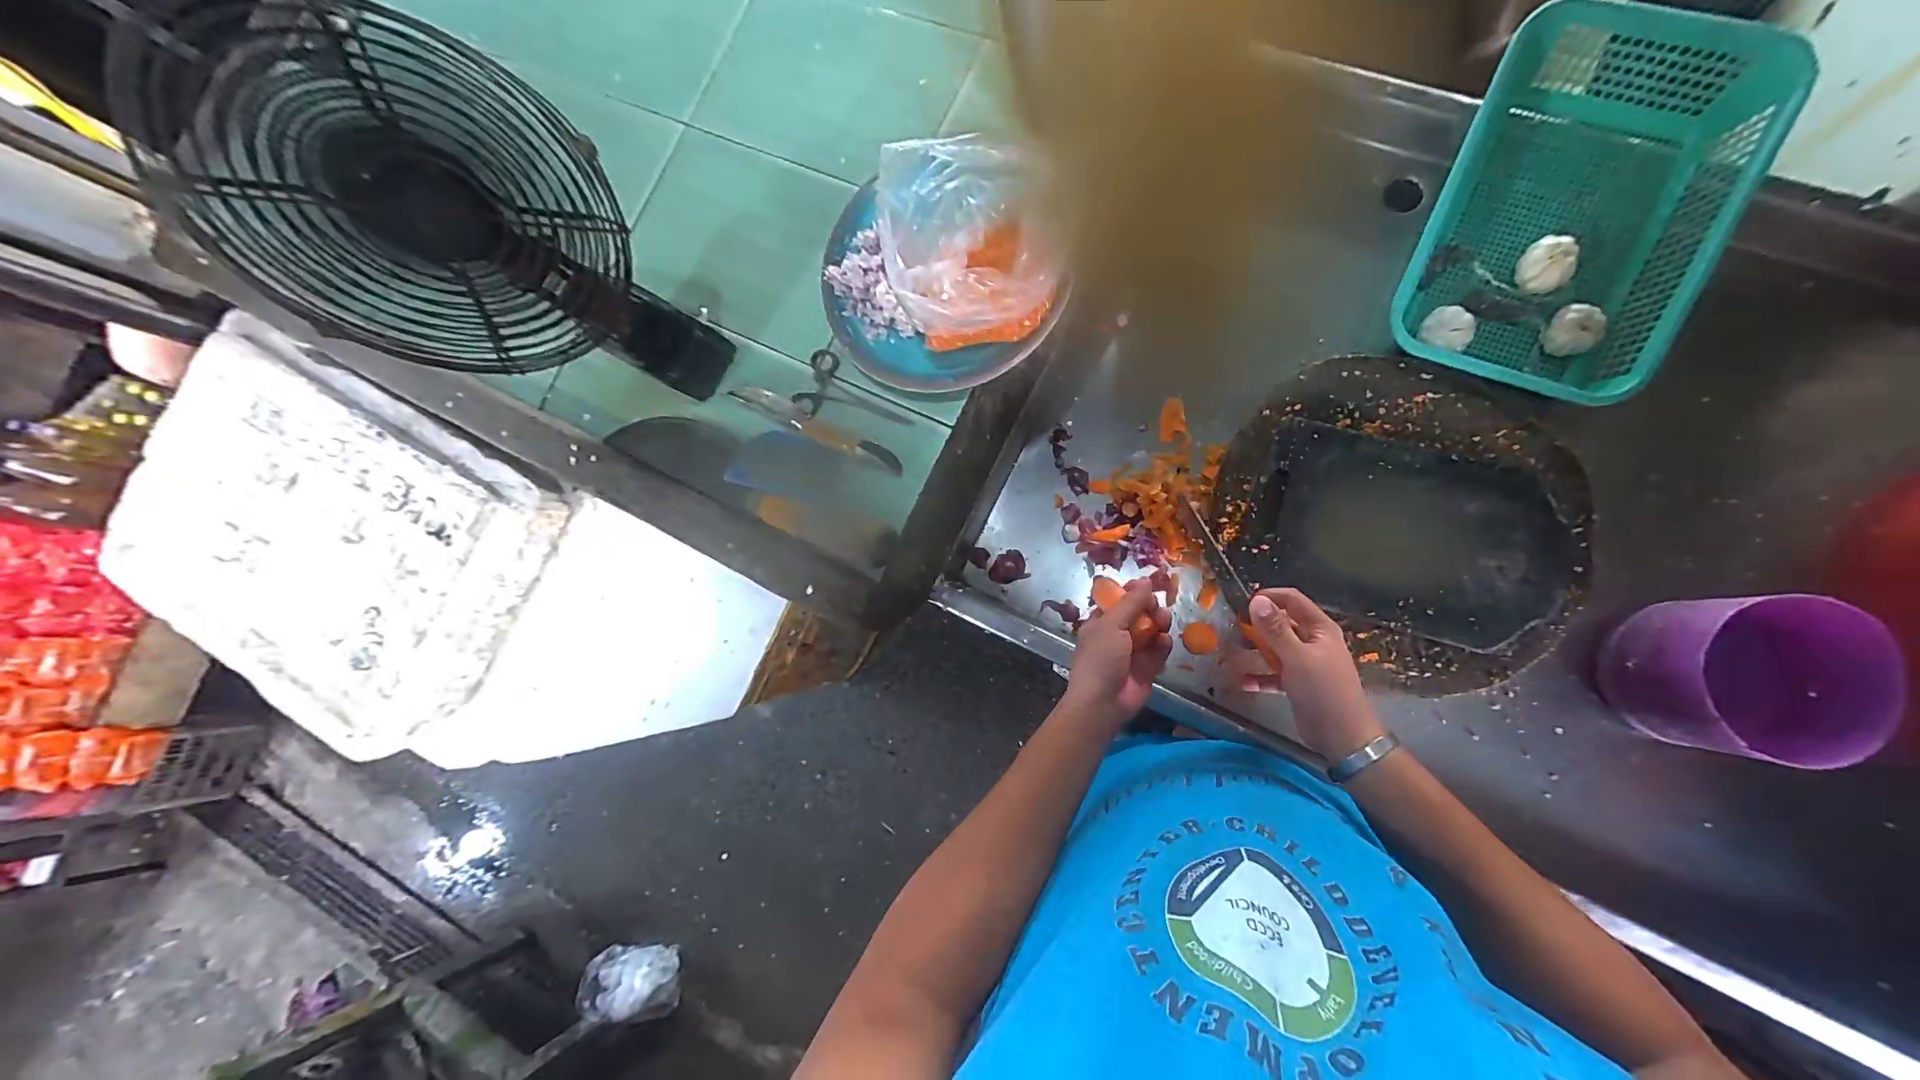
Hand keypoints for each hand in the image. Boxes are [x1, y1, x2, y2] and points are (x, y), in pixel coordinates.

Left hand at [1064, 578, 1171, 726]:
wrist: (1103, 702)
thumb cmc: (1100, 658)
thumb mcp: (1111, 625)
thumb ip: (1131, 602)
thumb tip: (1145, 580)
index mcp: (1102, 622)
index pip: (1119, 600)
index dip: (1133, 592)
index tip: (1148, 585)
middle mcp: (1117, 634)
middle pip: (1140, 613)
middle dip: (1150, 607)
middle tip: (1156, 608)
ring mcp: (1134, 651)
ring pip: (1153, 629)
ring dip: (1160, 623)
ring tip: (1162, 622)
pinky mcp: (1148, 667)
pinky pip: (1160, 649)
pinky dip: (1163, 643)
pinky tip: (1163, 641)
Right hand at [1237, 588, 1384, 760]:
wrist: (1342, 737)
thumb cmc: (1323, 691)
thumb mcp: (1297, 657)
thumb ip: (1275, 629)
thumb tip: (1256, 600)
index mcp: (1320, 629)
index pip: (1293, 600)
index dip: (1269, 598)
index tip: (1243, 605)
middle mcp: (1313, 642)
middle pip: (1282, 624)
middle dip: (1258, 626)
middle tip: (1234, 630)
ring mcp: (1306, 663)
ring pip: (1276, 648)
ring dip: (1256, 651)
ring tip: (1234, 653)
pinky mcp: (1299, 683)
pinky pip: (1275, 673)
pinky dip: (1261, 676)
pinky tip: (1244, 683)